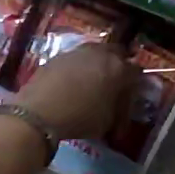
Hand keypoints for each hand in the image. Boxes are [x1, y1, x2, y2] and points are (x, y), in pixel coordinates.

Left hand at [12, 43, 132, 139]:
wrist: (38, 112)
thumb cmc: (79, 118)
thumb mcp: (106, 122)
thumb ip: (116, 110)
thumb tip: (116, 109)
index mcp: (118, 68)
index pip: (136, 73)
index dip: (133, 88)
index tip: (127, 101)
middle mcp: (100, 53)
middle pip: (117, 54)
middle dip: (118, 67)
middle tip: (114, 84)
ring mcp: (77, 51)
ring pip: (94, 52)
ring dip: (97, 64)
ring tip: (92, 81)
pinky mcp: (57, 55)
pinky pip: (75, 59)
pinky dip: (77, 68)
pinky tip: (72, 81)